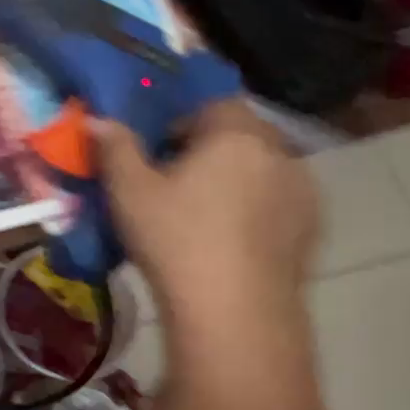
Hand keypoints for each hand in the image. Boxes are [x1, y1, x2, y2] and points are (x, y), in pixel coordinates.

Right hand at [92, 97, 318, 321]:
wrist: (232, 304)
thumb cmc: (174, 238)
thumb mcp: (128, 192)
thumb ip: (115, 149)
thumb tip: (97, 118)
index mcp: (235, 135)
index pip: (213, 104)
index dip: (181, 123)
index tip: (156, 155)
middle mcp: (278, 151)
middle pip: (241, 135)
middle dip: (208, 150)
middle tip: (171, 185)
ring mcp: (303, 187)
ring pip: (261, 168)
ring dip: (234, 179)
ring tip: (201, 215)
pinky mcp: (312, 223)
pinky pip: (278, 199)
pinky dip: (255, 208)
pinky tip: (228, 239)